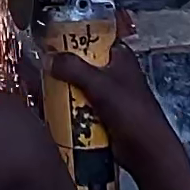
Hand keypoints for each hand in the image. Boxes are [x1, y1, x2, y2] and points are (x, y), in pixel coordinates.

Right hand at [48, 41, 183, 179]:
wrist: (147, 154)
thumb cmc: (131, 113)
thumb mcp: (99, 84)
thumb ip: (72, 68)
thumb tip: (47, 58)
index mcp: (120, 56)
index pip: (93, 35)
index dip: (72, 34)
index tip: (49, 36)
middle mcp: (114, 70)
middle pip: (81, 59)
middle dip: (62, 63)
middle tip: (42, 63)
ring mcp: (109, 92)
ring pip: (78, 81)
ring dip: (63, 84)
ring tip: (43, 84)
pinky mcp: (103, 111)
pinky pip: (79, 100)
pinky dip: (68, 102)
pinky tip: (53, 103)